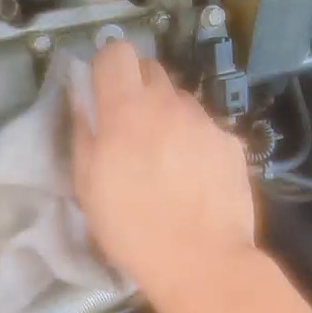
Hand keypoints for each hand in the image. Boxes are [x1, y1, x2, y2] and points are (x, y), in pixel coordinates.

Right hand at [72, 41, 257, 299]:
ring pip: (180, 101)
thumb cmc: (131, 228)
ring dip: (167, 117)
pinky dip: (194, 142)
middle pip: (151, 68)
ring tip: (164, 160)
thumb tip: (81, 100)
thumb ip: (83, 135)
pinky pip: (205, 128)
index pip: (117, 52)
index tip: (101, 90)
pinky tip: (192, 179)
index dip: (107, 66)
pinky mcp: (230, 143)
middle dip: (136, 88)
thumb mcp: (87, 187)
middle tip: (129, 127)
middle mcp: (169, 105)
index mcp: (126, 111)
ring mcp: (205, 122)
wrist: (201, 260)